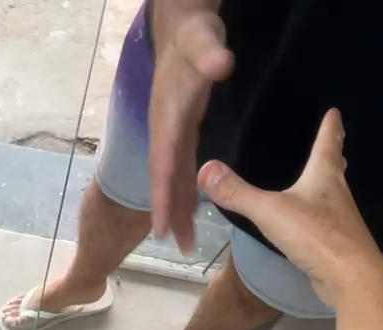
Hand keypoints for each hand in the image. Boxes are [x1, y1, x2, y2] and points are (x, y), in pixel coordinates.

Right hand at [148, 10, 233, 253]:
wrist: (180, 28)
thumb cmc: (191, 35)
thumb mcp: (201, 40)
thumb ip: (209, 54)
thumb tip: (222, 65)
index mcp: (167, 122)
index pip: (163, 167)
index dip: (162, 199)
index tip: (160, 229)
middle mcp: (166, 136)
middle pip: (167, 185)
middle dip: (172, 217)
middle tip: (183, 249)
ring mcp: (173, 137)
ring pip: (176, 182)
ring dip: (180, 212)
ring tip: (188, 243)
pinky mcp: (183, 134)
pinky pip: (184, 172)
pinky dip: (187, 194)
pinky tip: (196, 211)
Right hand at [197, 109, 382, 307]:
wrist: (347, 275)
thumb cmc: (314, 235)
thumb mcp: (269, 211)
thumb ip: (238, 193)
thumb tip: (205, 169)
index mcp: (323, 177)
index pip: (327, 144)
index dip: (330, 127)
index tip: (334, 112)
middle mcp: (336, 193)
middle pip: (336, 167)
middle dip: (334, 153)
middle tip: (337, 142)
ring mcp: (339, 219)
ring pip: (334, 194)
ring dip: (329, 184)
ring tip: (323, 180)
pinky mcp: (336, 244)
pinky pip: (327, 222)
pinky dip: (321, 214)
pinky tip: (312, 223)